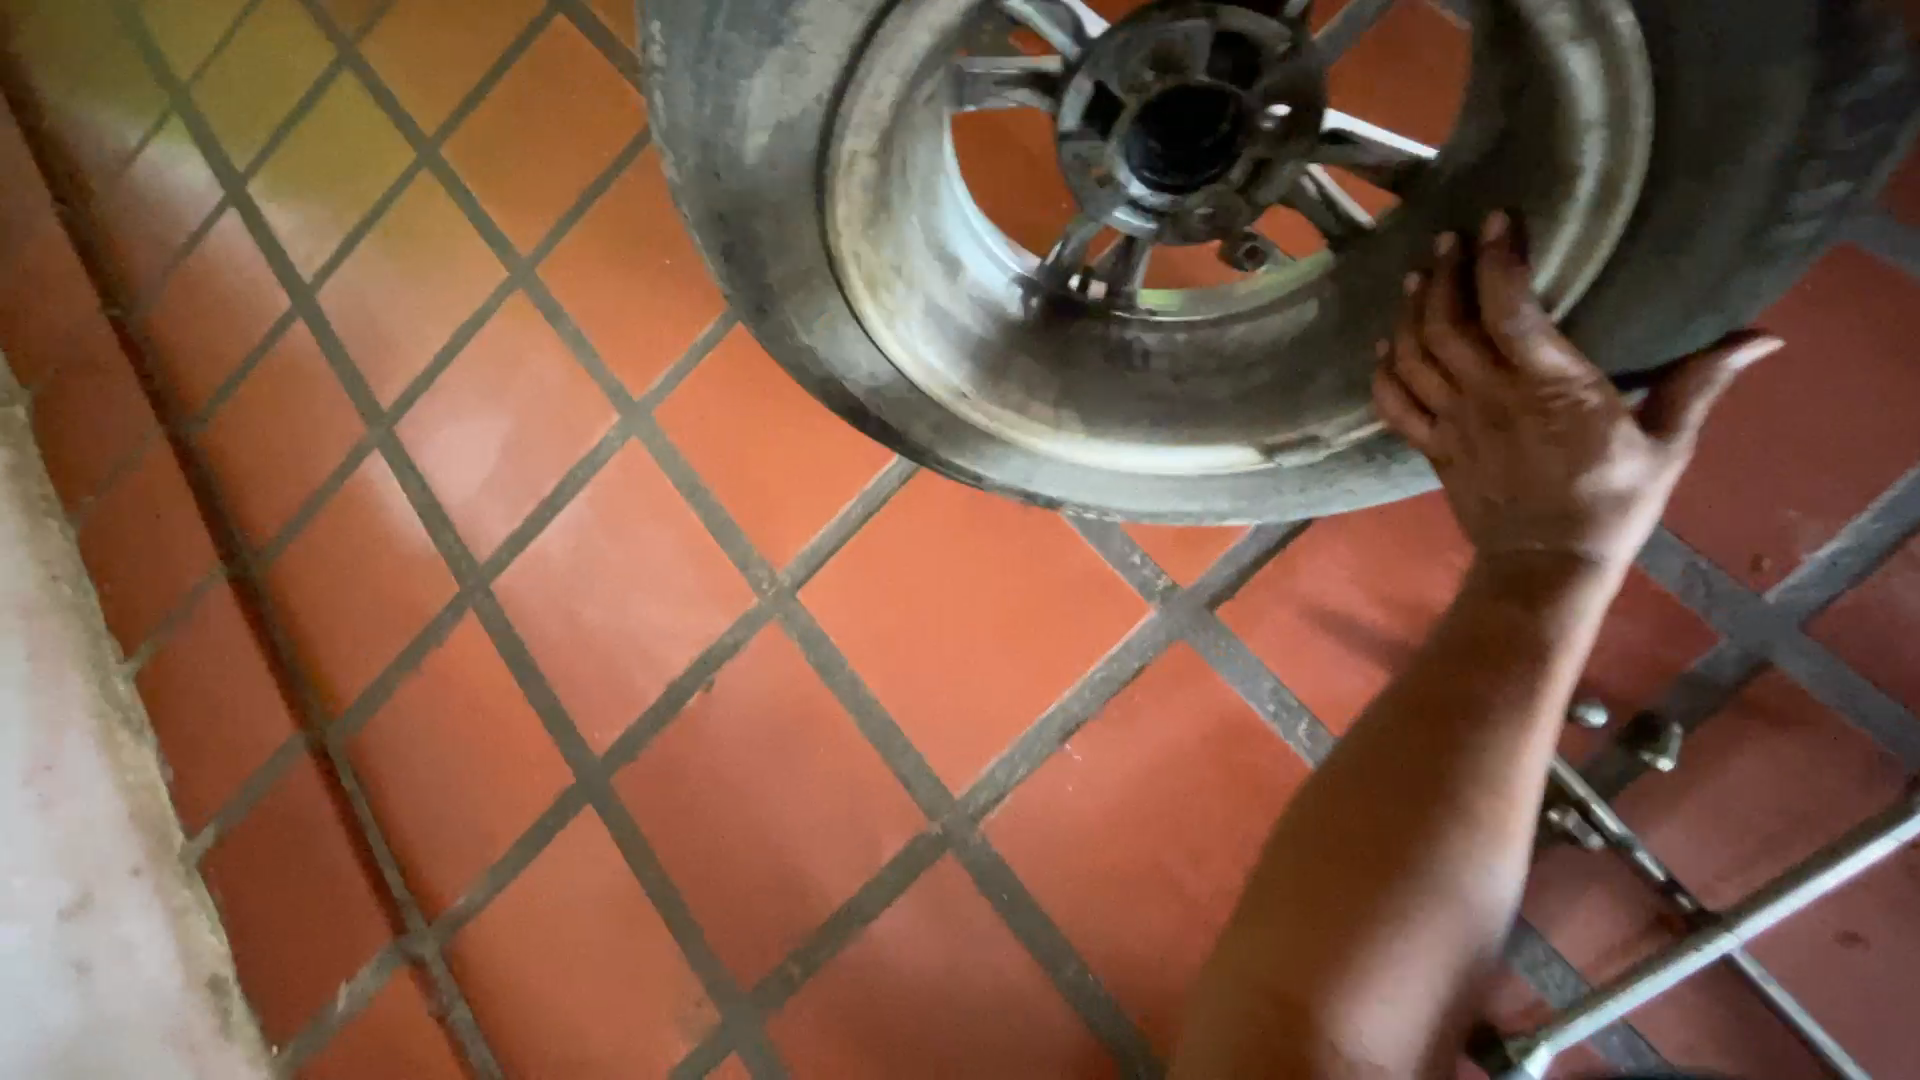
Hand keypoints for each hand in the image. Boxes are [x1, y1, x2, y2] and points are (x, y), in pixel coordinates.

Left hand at [1371, 211, 1782, 575]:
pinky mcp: (1431, 448)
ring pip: (1413, 359)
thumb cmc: (1612, 502)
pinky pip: (1393, 406)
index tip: (1495, 223)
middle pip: (1446, 326)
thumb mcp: (1666, 443)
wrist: (1547, 560)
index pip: (1509, 311)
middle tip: (1448, 241)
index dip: (1496, 262)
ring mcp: (1452, 424)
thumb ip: (1700, 384)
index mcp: (1550, 387)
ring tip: (1417, 279)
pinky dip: (1382, 373)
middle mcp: (1488, 398)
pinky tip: (1382, 348)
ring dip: (1409, 315)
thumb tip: (1762, 337)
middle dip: (1444, 276)